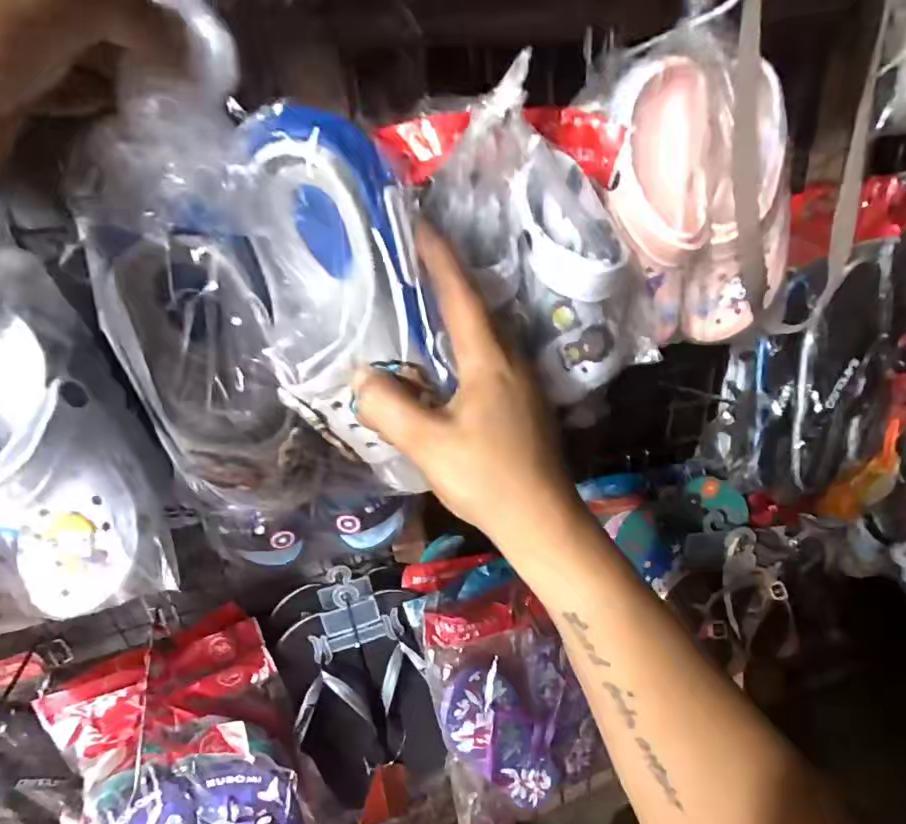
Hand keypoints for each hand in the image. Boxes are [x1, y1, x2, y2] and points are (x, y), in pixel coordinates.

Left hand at [0, 0, 185, 168]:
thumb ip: (139, 15)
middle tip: (179, 64)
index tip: (177, 31)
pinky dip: (99, 95)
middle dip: (134, 31)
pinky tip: (133, 109)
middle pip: (87, 6)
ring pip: (80, 42)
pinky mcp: (1, 78)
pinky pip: (66, 83)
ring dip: (123, 65)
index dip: (142, 7)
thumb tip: (188, 50)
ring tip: (166, 91)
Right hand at [354, 224, 585, 548]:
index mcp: (491, 362)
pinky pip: (492, 364)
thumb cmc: (489, 479)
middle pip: (478, 311)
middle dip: (446, 282)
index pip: (461, 295)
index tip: (416, 221)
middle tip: (411, 262)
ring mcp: (525, 388)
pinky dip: (466, 352)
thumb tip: (363, 378)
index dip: (438, 257)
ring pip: (487, 339)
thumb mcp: (429, 444)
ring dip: (457, 319)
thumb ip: (390, 408)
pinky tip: (447, 367)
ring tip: (423, 308)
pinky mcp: (526, 410)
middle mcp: (513, 364)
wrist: (542, 520)